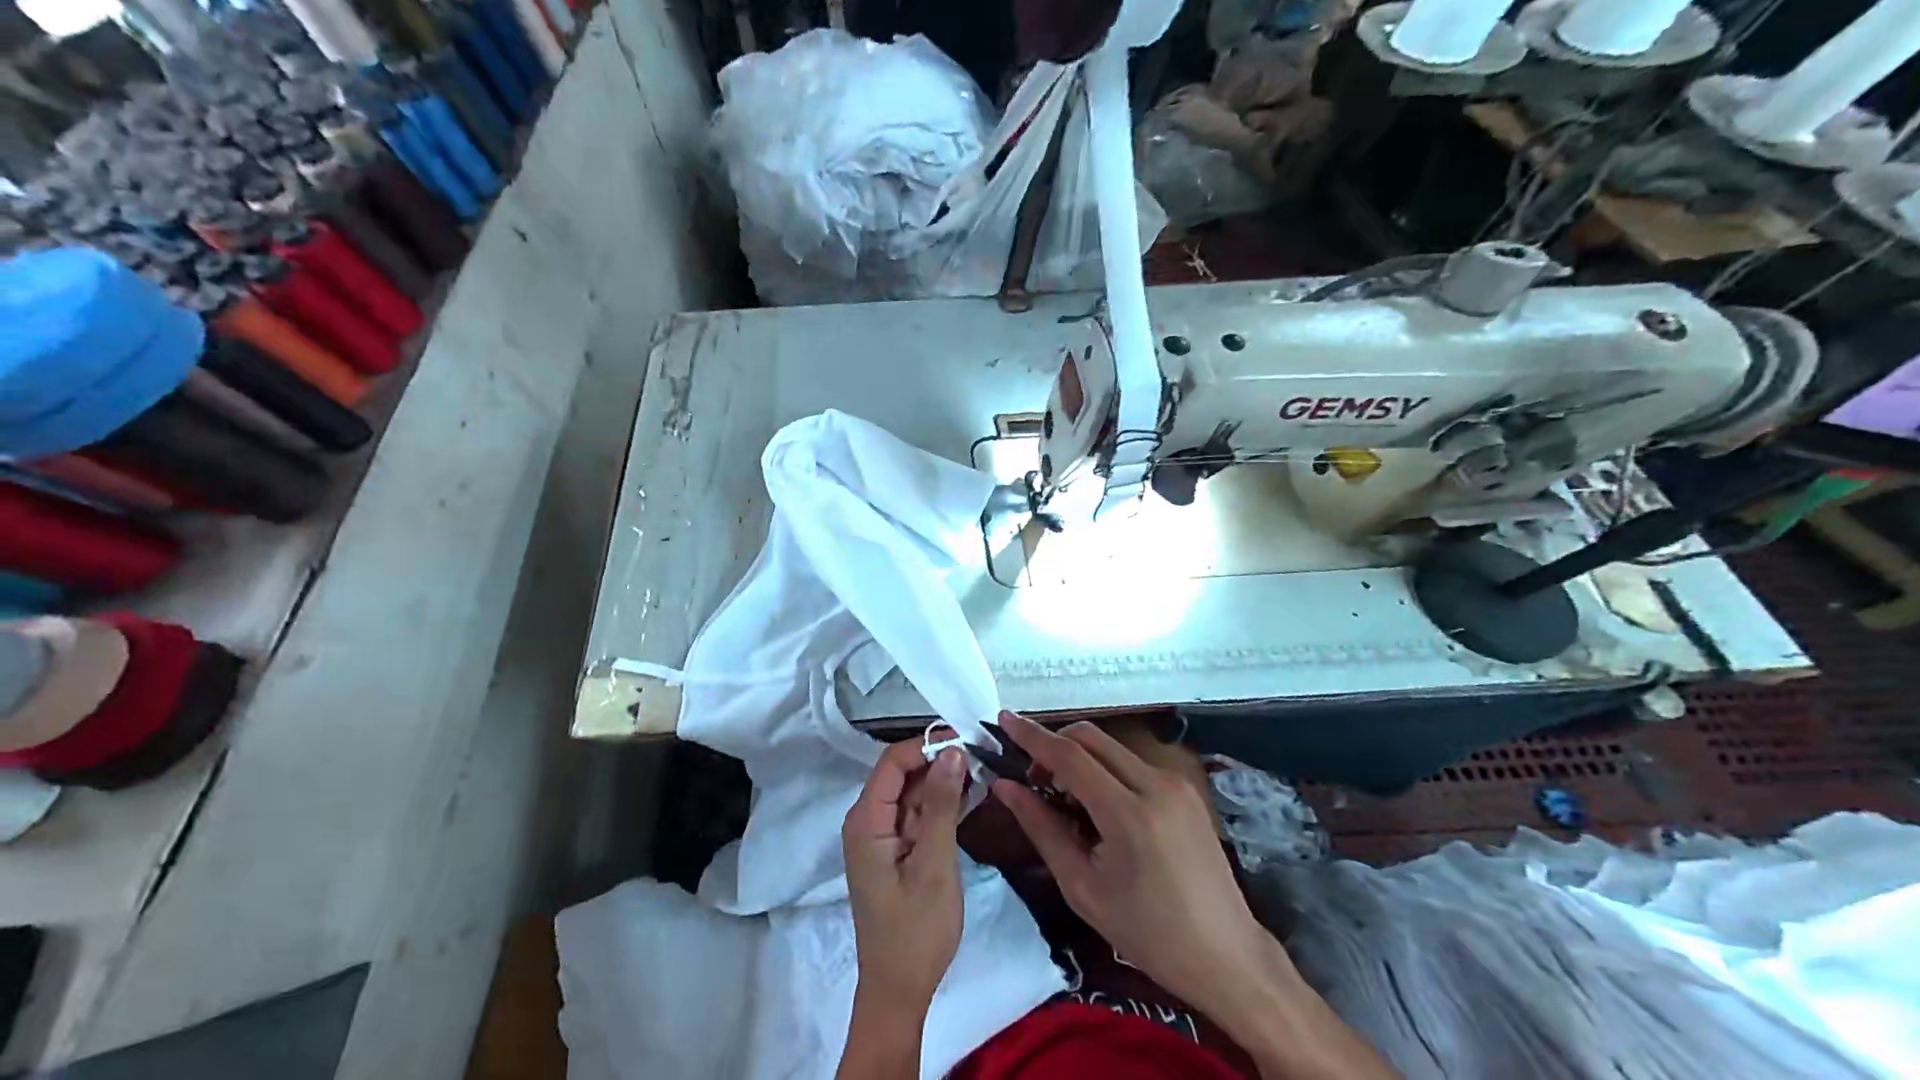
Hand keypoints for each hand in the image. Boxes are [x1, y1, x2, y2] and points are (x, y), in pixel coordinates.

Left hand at [842, 738, 969, 1013]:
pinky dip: (942, 804)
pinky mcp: (896, 850)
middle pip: (902, 774)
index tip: (969, 741)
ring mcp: (882, 837)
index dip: (928, 745)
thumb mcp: (933, 865)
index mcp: (866, 821)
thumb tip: (952, 751)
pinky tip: (973, 795)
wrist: (900, 991)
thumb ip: (940, 805)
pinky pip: (918, 814)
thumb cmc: (915, 932)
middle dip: (940, 761)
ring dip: (945, 781)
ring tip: (985, 769)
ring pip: (913, 792)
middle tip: (985, 754)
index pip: (893, 761)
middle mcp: (868, 821)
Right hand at [989, 712, 1292, 1024]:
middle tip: (1033, 777)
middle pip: (1091, 738)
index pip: (1070, 755)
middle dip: (1054, 744)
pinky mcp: (1187, 789)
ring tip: (1064, 798)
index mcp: (1129, 813)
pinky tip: (1099, 806)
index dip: (1031, 734)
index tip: (1003, 719)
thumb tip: (1005, 787)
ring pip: (1112, 748)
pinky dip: (1105, 770)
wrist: (1225, 954)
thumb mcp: (1082, 887)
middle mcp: (1156, 784)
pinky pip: (1133, 763)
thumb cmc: (1146, 932)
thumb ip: (1042, 828)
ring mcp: (1177, 783)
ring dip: (1080, 757)